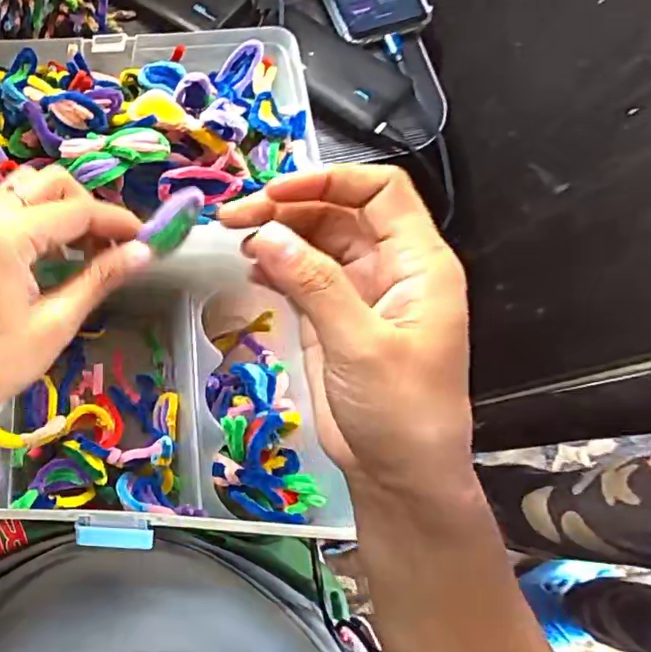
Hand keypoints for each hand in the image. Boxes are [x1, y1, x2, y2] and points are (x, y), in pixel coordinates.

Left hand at [0, 166, 151, 438]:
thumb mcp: (55, 323)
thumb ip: (99, 279)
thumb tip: (143, 252)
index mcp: (5, 236)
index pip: (75, 210)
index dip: (116, 220)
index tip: (146, 238)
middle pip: (48, 184)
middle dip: (87, 207)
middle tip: (112, 245)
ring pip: (25, 192)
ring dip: (61, 210)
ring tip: (87, 250)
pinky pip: (7, 212)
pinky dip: (36, 221)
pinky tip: (55, 255)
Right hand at [218, 165, 470, 488]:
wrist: (397, 471)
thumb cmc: (400, 409)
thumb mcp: (360, 343)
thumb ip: (314, 284)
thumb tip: (266, 235)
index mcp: (417, 263)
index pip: (379, 193)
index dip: (328, 180)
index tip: (273, 192)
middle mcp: (387, 269)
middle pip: (337, 213)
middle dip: (288, 207)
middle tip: (234, 218)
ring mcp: (355, 294)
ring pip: (313, 243)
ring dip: (276, 235)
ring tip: (234, 240)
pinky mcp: (329, 318)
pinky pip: (298, 277)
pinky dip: (273, 267)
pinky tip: (249, 270)